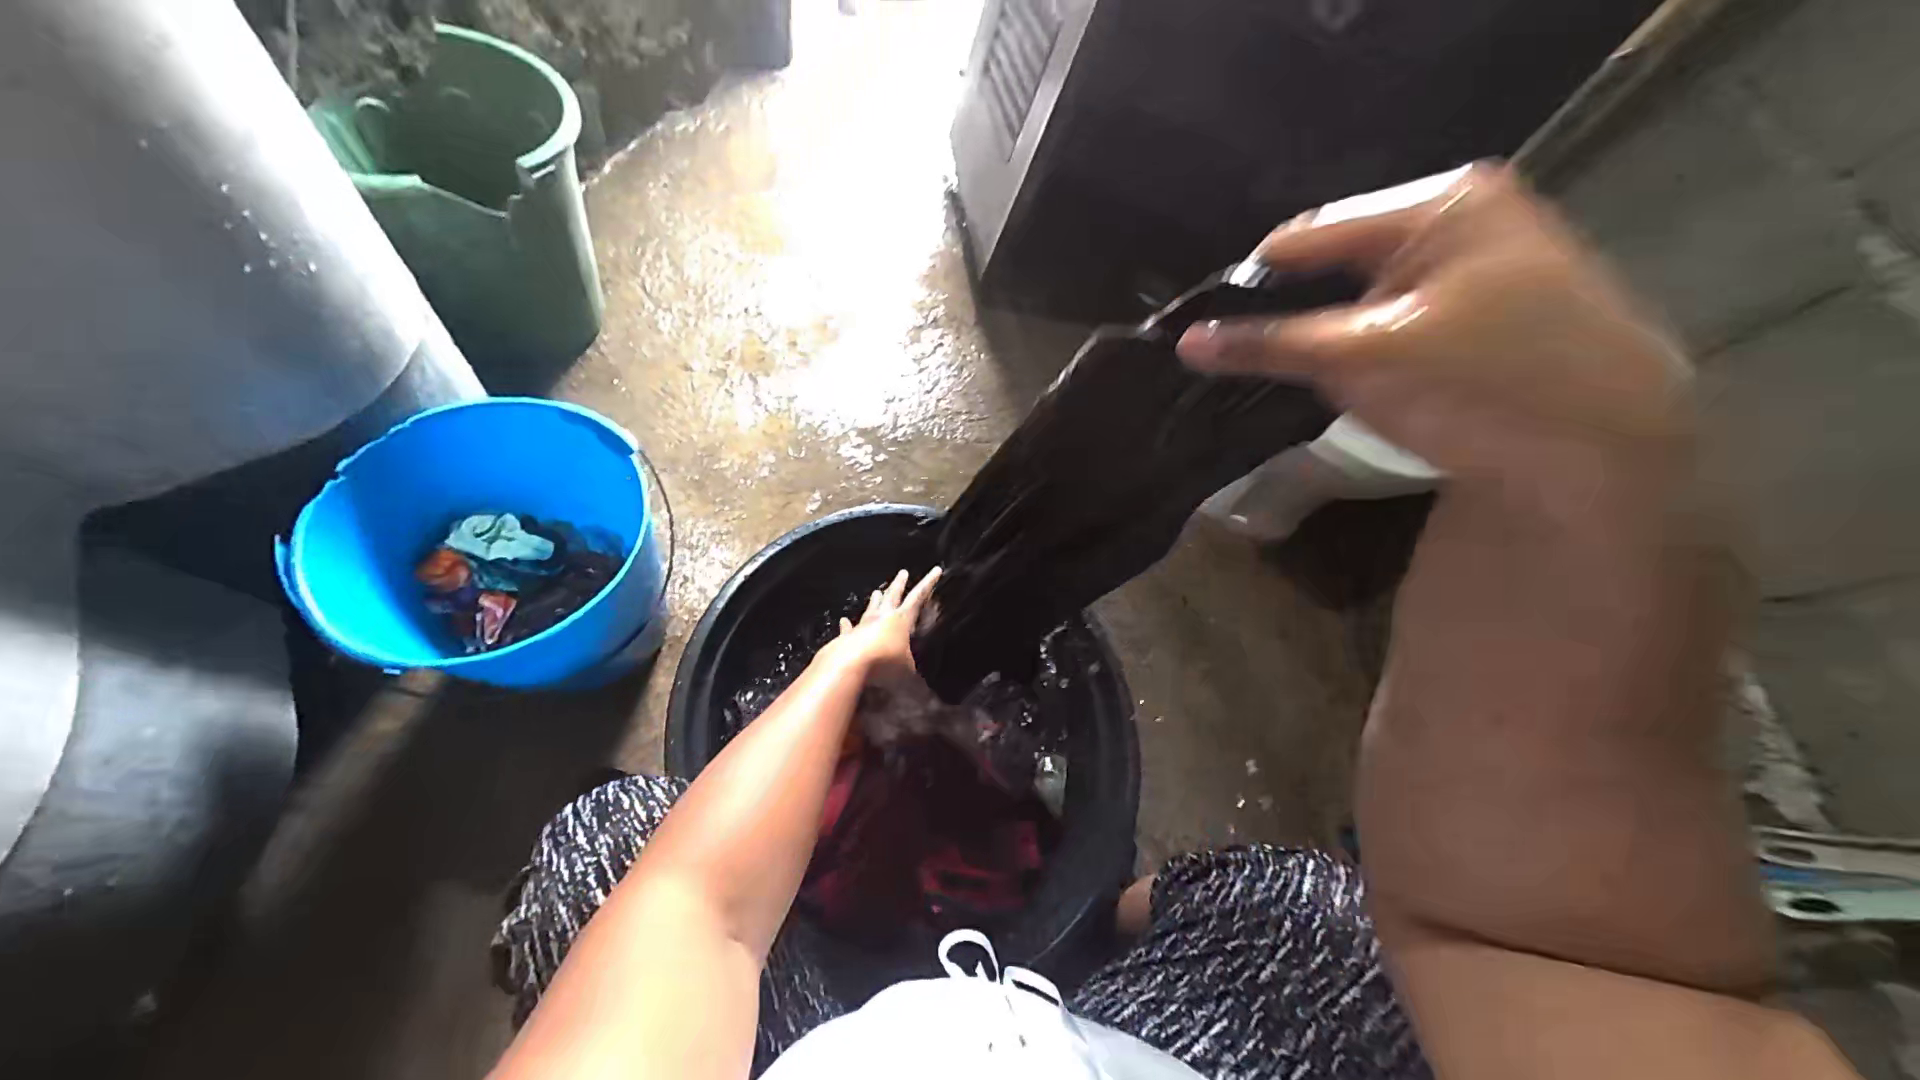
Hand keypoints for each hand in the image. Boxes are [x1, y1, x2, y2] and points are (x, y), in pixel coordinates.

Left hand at [818, 566, 941, 680]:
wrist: (848, 665)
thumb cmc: (883, 665)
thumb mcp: (907, 673)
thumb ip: (914, 676)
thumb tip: (923, 695)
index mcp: (901, 620)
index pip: (918, 597)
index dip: (928, 584)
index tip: (935, 570)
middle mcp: (882, 618)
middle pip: (892, 596)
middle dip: (900, 584)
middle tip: (903, 572)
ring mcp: (863, 626)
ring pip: (871, 609)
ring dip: (875, 600)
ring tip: (877, 591)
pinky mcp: (847, 638)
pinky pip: (849, 629)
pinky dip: (848, 626)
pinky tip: (843, 620)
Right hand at [1178, 164, 1693, 514]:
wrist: (1604, 450)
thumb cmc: (1480, 384)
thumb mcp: (1361, 358)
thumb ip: (1269, 344)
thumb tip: (1185, 341)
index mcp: (1437, 204)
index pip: (1305, 236)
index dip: (1249, 285)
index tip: (1203, 332)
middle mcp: (1458, 218)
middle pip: (1332, 262)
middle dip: (1283, 309)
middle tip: (1231, 355)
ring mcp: (1472, 262)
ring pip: (1357, 293)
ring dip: (1315, 329)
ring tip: (1267, 366)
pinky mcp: (1476, 307)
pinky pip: (1387, 315)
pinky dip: (1351, 341)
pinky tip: (1326, 372)